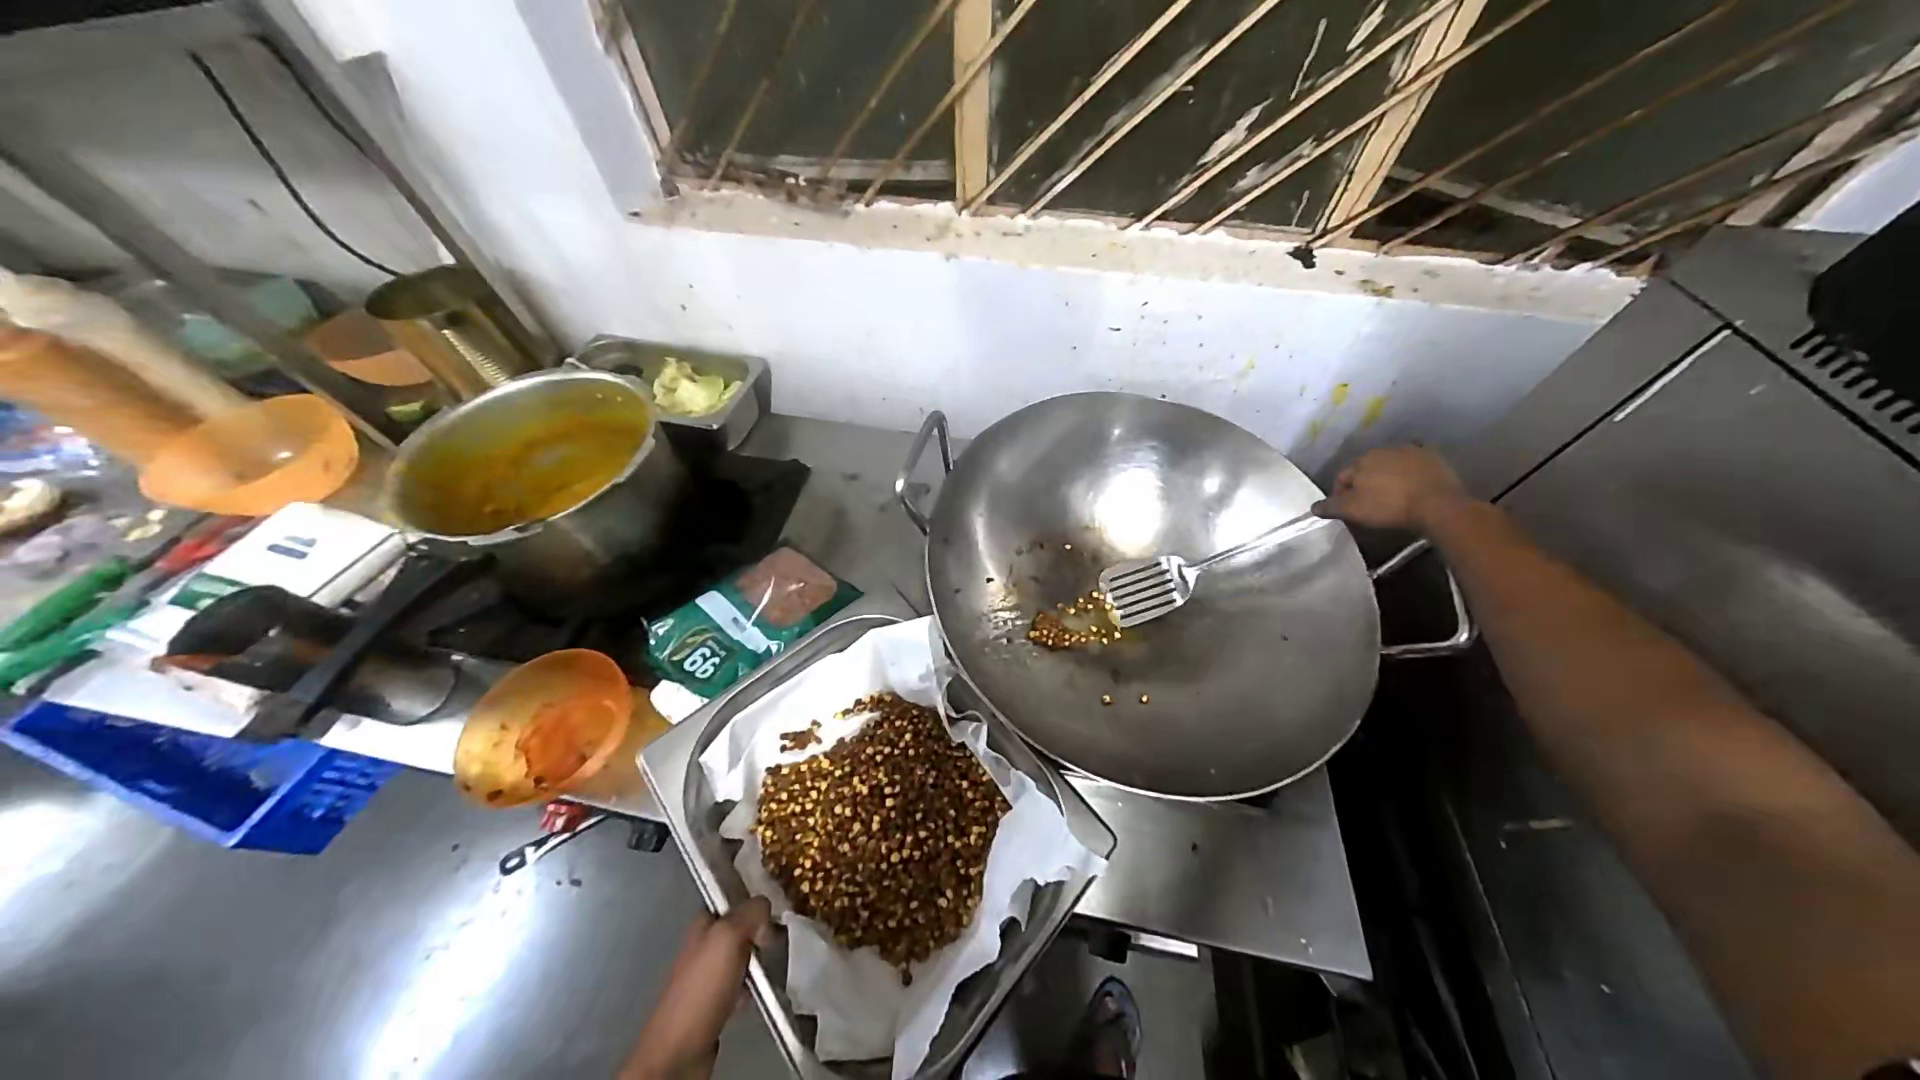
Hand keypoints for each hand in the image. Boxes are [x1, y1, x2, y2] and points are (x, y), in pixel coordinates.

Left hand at [619, 897, 771, 1079]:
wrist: (679, 1051)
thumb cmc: (703, 987)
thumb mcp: (729, 937)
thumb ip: (750, 913)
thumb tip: (767, 905)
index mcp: (702, 925)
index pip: (733, 901)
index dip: (755, 904)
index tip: (777, 912)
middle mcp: (703, 946)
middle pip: (740, 930)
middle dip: (760, 934)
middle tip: (777, 941)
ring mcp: (706, 977)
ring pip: (742, 958)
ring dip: (758, 961)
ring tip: (773, 966)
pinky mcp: (713, 1004)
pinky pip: (741, 985)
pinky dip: (752, 988)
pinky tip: (759, 994)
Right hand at [1312, 445, 1472, 531]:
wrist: (1438, 504)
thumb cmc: (1390, 507)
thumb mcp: (1353, 510)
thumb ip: (1330, 507)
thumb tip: (1313, 507)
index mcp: (1361, 460)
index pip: (1342, 477)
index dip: (1341, 495)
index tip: (1347, 510)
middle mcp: (1383, 450)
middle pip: (1366, 469)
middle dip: (1365, 484)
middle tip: (1370, 504)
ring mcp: (1410, 451)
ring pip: (1390, 466)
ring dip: (1387, 478)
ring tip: (1392, 497)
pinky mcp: (1433, 457)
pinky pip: (1414, 466)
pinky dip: (1409, 475)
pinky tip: (1413, 489)